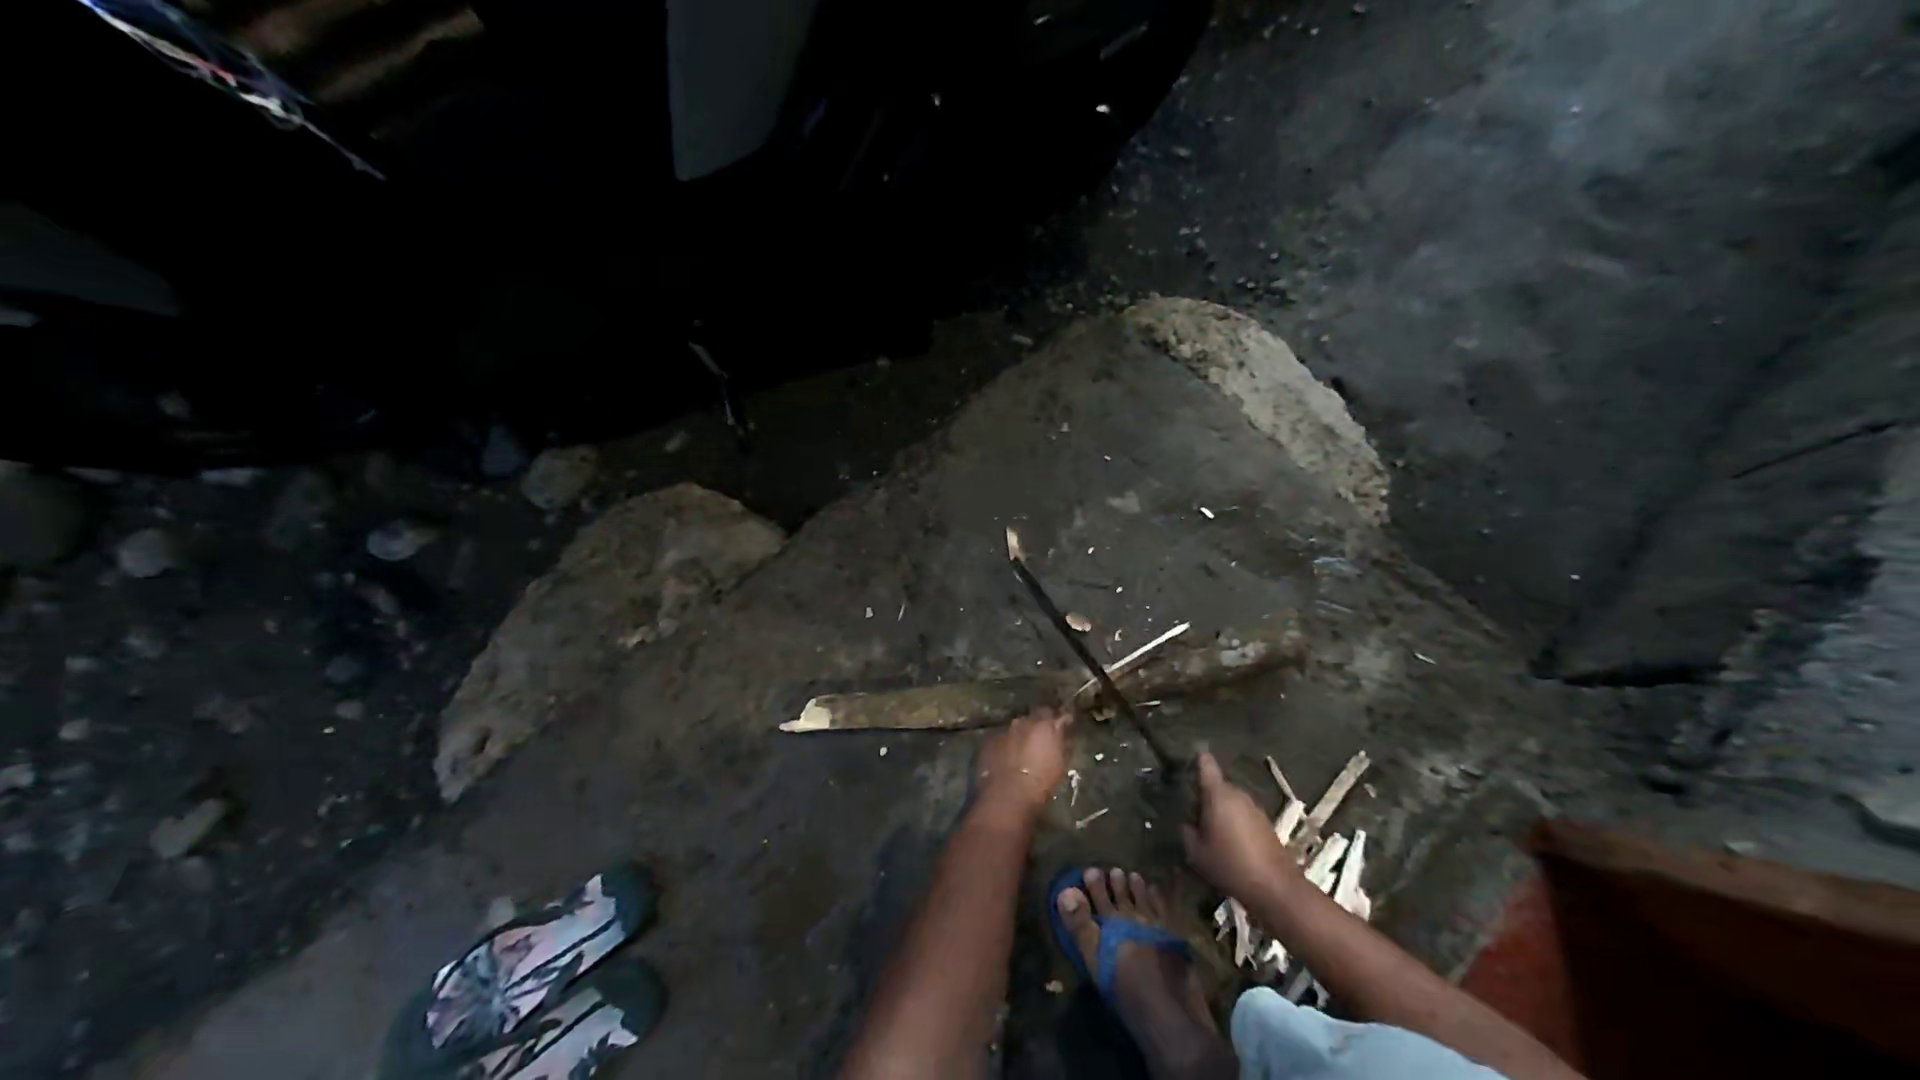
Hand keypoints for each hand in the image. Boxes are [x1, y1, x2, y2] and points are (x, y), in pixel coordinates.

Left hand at [974, 707, 1070, 815]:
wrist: (1007, 794)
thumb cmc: (1041, 782)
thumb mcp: (1060, 763)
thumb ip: (1059, 742)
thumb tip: (1061, 730)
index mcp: (1045, 725)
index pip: (1057, 715)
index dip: (1060, 720)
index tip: (1063, 725)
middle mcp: (1025, 721)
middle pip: (1034, 716)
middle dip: (1039, 724)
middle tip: (1042, 736)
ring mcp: (1005, 729)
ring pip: (1017, 726)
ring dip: (1021, 733)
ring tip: (1023, 747)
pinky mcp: (990, 740)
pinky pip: (1002, 738)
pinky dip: (1006, 743)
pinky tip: (1007, 756)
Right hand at [1181, 751, 1293, 898]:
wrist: (1275, 888)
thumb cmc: (1230, 865)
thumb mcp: (1196, 851)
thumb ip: (1186, 830)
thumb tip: (1187, 822)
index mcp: (1218, 794)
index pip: (1206, 764)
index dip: (1196, 760)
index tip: (1185, 762)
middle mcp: (1238, 794)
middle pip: (1217, 785)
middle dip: (1205, 794)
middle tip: (1191, 813)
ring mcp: (1255, 808)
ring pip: (1231, 800)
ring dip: (1220, 810)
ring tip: (1209, 830)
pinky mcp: (1266, 823)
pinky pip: (1243, 814)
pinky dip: (1234, 821)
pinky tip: (1228, 842)